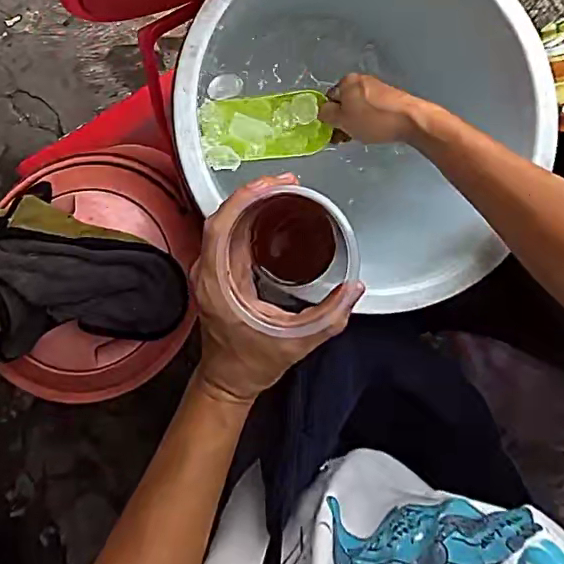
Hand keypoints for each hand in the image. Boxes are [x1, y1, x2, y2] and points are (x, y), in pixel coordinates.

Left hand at [192, 174, 363, 405]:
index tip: (271, 185)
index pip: (219, 227)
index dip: (243, 199)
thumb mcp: (296, 343)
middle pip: (223, 217)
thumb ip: (329, 317)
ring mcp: (210, 269)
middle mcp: (208, 271)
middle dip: (253, 192)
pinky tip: (272, 207)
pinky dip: (250, 214)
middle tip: (287, 181)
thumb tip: (355, 288)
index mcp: (218, 284)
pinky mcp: (218, 269)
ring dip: (252, 201)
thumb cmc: (253, 364)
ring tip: (283, 188)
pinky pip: (230, 231)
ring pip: (226, 220)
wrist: (228, 382)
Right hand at [317, 74, 430, 144]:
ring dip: (355, 122)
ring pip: (358, 108)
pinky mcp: (390, 98)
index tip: (333, 131)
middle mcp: (362, 80)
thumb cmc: (373, 119)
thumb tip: (323, 111)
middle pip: (344, 102)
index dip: (328, 116)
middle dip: (343, 120)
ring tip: (361, 136)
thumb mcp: (342, 120)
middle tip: (346, 136)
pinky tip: (375, 131)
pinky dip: (369, 120)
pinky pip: (372, 110)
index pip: (329, 98)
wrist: (411, 120)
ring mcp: (377, 88)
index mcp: (347, 81)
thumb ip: (326, 114)